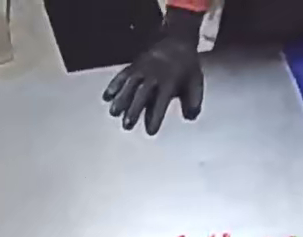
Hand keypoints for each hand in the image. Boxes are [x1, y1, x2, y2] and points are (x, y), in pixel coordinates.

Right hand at [104, 6, 203, 135]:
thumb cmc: (184, 68)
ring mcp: (142, 69)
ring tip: (114, 112)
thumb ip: (193, 101)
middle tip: (127, 124)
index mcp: (170, 81)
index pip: (162, 101)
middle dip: (134, 109)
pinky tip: (107, 97)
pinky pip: (123, 74)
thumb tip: (190, 116)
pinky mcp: (134, 66)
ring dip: (122, 98)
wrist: (176, 41)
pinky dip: (114, 85)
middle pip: (142, 93)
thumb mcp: (195, 82)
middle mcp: (154, 75)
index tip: (150, 131)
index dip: (156, 116)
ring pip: (130, 84)